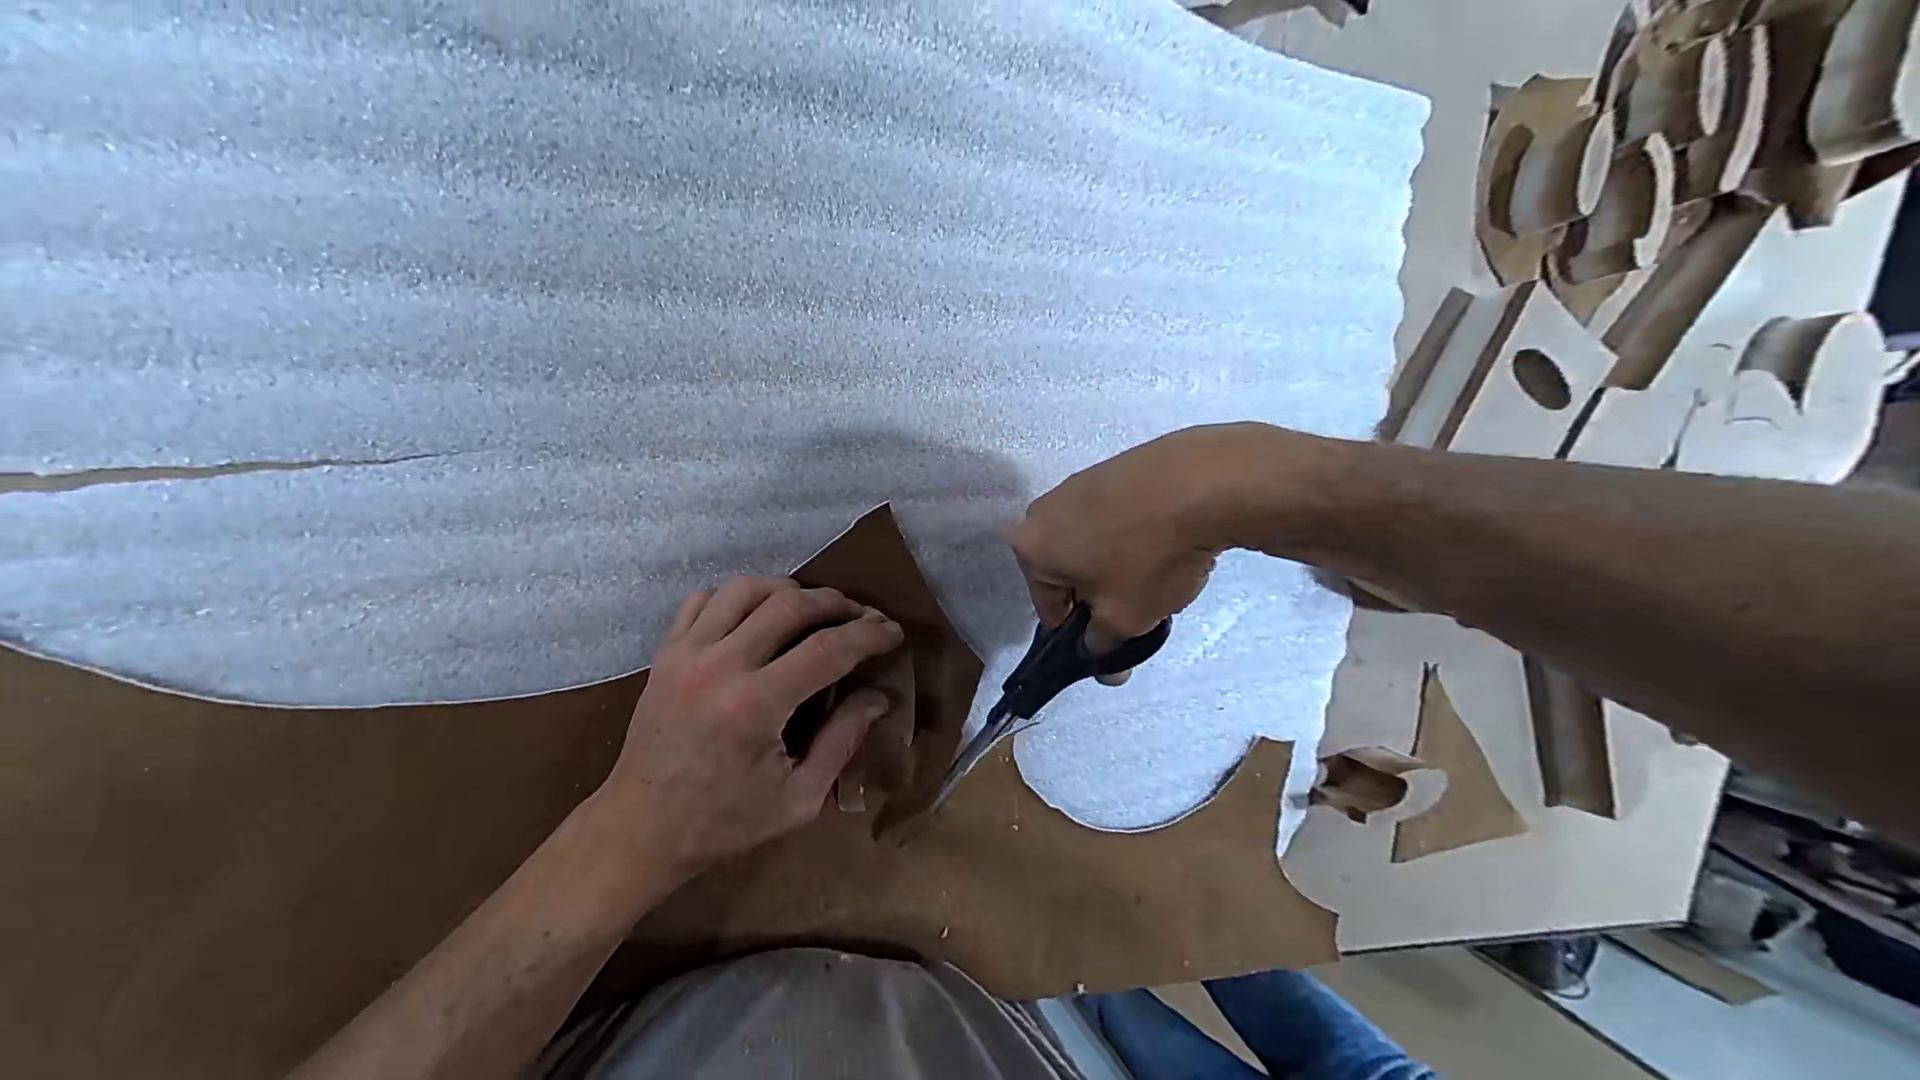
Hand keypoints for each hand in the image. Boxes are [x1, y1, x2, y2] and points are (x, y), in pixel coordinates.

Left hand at [596, 577, 904, 879]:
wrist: (637, 830)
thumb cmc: (722, 824)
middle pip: (790, 603)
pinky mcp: (664, 653)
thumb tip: (879, 696)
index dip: (869, 635)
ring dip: (789, 590)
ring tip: (812, 609)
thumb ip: (842, 741)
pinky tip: (757, 616)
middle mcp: (718, 666)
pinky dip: (738, 597)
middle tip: (859, 616)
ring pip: (746, 589)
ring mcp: (685, 654)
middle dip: (836, 602)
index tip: (892, 632)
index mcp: (754, 707)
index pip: (828, 649)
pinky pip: (704, 599)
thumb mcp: (798, 800)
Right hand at [1003, 423, 1321, 666]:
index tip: (1112, 642)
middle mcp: (1043, 510)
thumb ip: (1103, 646)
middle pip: (1066, 571)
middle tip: (1138, 606)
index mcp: (1031, 547)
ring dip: (1114, 564)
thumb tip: (1099, 660)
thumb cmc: (1150, 556)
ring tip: (1158, 572)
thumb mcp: (1125, 618)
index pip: (1048, 608)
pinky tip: (1165, 539)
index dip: (1081, 634)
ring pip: (1090, 543)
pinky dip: (1132, 533)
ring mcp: (1079, 483)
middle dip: (1097, 595)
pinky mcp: (1114, 467)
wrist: (1205, 481)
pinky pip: (1113, 516)